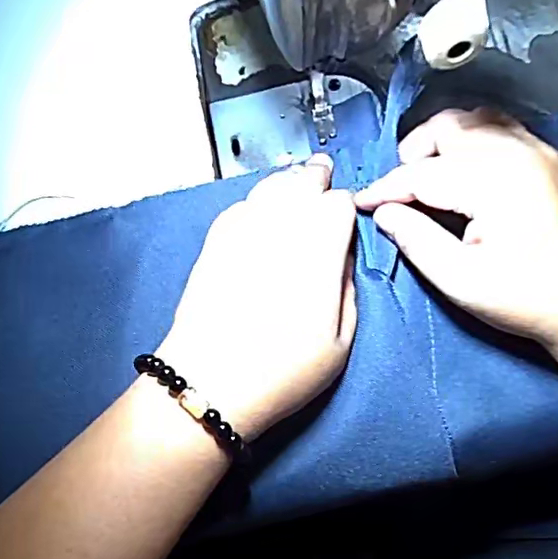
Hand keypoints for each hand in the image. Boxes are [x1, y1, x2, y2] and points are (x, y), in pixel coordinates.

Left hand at [155, 155, 357, 439]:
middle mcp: (280, 225)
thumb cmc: (282, 370)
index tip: (346, 223)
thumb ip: (347, 288)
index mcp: (319, 247)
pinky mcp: (214, 240)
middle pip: (303, 180)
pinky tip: (262, 215)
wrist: (210, 381)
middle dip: (317, 179)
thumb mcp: (340, 342)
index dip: (346, 209)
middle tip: (324, 177)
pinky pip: (241, 205)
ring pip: (270, 185)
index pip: (340, 202)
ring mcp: (242, 228)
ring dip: (288, 184)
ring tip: (296, 188)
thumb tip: (343, 257)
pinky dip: (257, 203)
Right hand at [354, 108, 557, 367]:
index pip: (422, 171)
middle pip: (449, 127)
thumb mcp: (460, 280)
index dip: (386, 187)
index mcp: (491, 180)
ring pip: (477, 121)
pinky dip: (474, 141)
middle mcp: (517, 152)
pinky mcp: (552, 160)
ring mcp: (540, 151)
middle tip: (396, 190)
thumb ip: (416, 240)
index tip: (361, 203)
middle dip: (413, 153)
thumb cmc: (529, 298)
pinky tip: (467, 174)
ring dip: (444, 141)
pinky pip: (503, 130)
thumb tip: (385, 213)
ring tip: (428, 176)